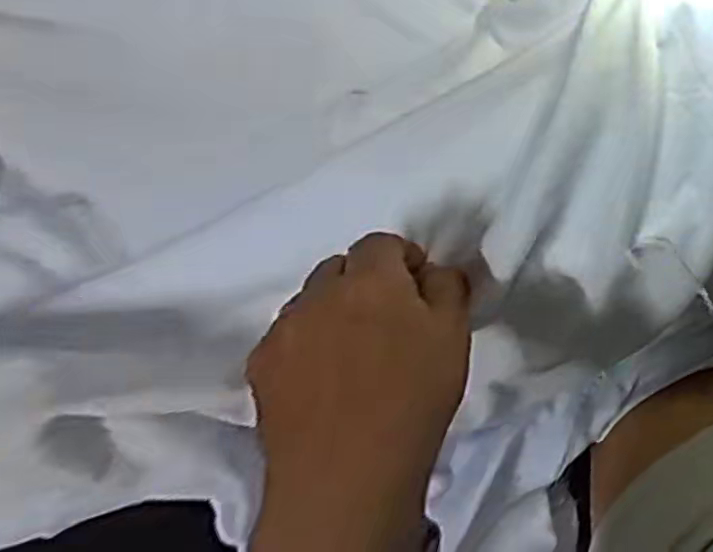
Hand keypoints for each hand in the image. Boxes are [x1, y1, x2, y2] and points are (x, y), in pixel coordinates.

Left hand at [246, 233, 471, 551]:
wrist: (349, 470)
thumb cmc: (416, 389)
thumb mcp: (455, 327)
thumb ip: (447, 284)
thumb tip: (432, 272)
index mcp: (370, 280)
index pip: (381, 242)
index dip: (406, 258)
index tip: (423, 286)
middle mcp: (317, 297)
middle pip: (339, 266)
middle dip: (367, 278)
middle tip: (395, 311)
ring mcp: (280, 336)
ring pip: (310, 300)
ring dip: (335, 307)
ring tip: (360, 343)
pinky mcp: (257, 373)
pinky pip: (288, 335)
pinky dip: (310, 338)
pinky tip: (331, 370)